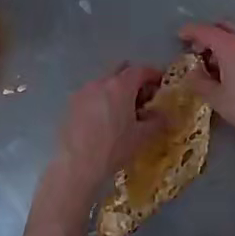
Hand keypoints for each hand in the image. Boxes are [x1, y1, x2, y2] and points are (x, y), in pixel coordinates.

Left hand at [39, 63, 166, 213]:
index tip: (160, 84)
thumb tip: (164, 116)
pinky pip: (90, 96)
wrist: (76, 165)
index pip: (141, 70)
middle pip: (120, 73)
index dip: (153, 75)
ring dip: (115, 92)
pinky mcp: (70, 105)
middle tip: (142, 100)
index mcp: (120, 86)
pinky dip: (100, 102)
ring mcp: (82, 93)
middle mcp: (99, 83)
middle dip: (133, 82)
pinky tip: (103, 121)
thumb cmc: (113, 148)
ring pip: (103, 84)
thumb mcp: (142, 136)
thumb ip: (157, 121)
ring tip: (122, 113)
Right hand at [180, 21, 234, 154]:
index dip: (190, 32)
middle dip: (209, 35)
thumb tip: (192, 73)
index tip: (180, 36)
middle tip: (199, 52)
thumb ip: (199, 83)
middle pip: (224, 27)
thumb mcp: (217, 98)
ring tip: (219, 65)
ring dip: (226, 43)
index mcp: (230, 46)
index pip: (205, 31)